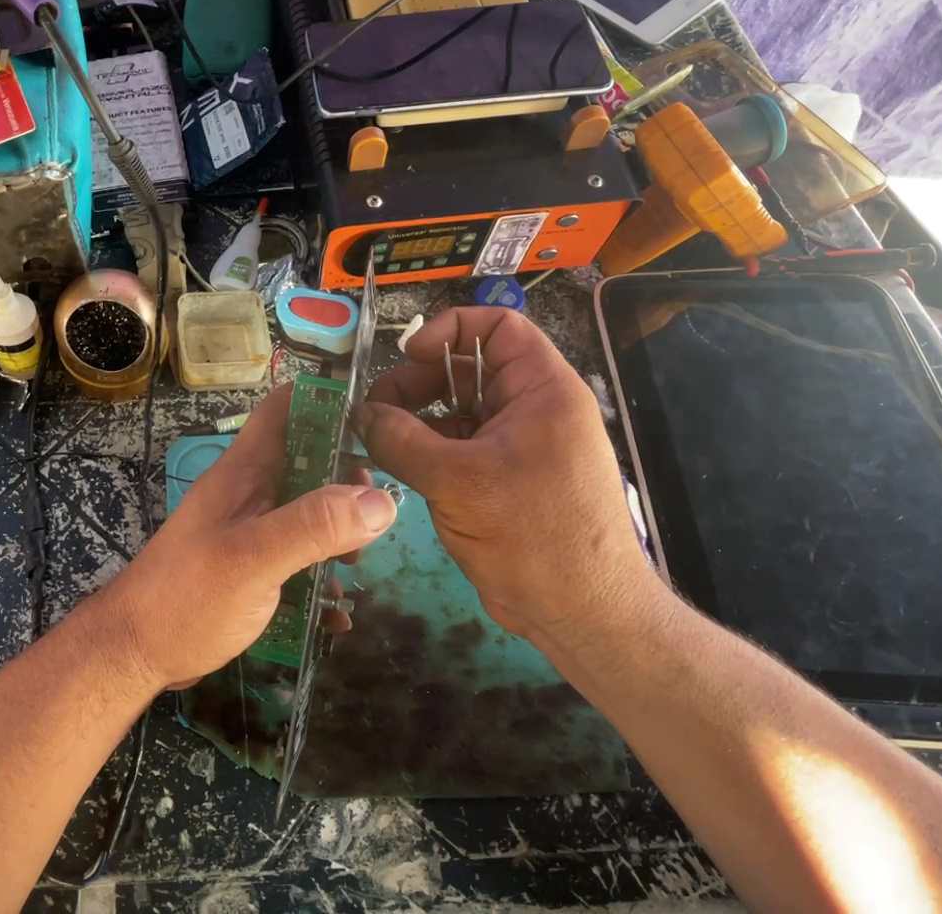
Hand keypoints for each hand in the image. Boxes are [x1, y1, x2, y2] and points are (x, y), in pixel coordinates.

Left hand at [86, 385, 396, 690]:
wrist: (134, 653)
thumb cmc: (186, 597)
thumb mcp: (253, 559)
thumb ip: (314, 527)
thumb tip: (381, 500)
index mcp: (244, 472)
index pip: (284, 409)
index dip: (327, 402)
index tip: (375, 421)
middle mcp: (249, 493)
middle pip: (308, 462)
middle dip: (347, 479)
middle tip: (381, 510)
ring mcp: (249, 531)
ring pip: (307, 513)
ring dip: (338, 533)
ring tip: (358, 564)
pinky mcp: (252, 569)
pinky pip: (298, 560)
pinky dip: (320, 578)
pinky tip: (336, 613)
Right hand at [356, 307, 666, 647]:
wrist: (580, 613)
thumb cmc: (532, 534)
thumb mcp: (457, 481)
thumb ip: (401, 439)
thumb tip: (361, 414)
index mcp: (541, 390)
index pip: (498, 327)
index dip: (449, 329)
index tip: (407, 355)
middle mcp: (530, 408)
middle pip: (467, 369)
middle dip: (417, 381)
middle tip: (376, 410)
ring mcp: (514, 446)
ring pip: (456, 411)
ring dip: (414, 418)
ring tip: (376, 438)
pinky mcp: (498, 479)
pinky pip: (455, 447)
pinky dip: (423, 449)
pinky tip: (393, 463)